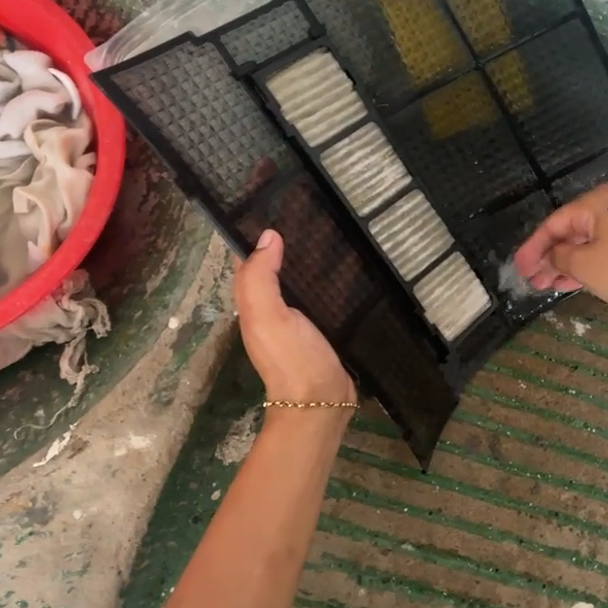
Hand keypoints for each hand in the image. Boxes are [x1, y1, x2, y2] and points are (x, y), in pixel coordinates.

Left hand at [233, 229, 356, 408]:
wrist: (323, 402)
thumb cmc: (291, 358)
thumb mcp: (267, 316)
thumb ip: (261, 278)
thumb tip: (268, 235)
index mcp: (257, 303)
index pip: (254, 260)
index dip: (262, 234)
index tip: (283, 204)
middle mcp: (276, 308)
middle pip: (281, 267)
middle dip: (295, 242)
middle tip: (321, 212)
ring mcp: (303, 319)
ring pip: (306, 280)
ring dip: (318, 259)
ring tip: (341, 231)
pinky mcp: (329, 326)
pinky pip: (327, 295)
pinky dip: (336, 279)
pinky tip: (354, 266)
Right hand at [512, 185, 607, 315]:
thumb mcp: (586, 264)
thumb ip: (560, 257)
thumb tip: (550, 256)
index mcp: (597, 203)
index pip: (555, 222)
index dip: (533, 247)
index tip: (519, 267)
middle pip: (570, 232)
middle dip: (548, 257)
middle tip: (530, 280)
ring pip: (585, 244)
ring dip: (564, 265)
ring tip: (544, 286)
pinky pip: (600, 253)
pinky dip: (583, 267)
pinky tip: (568, 284)